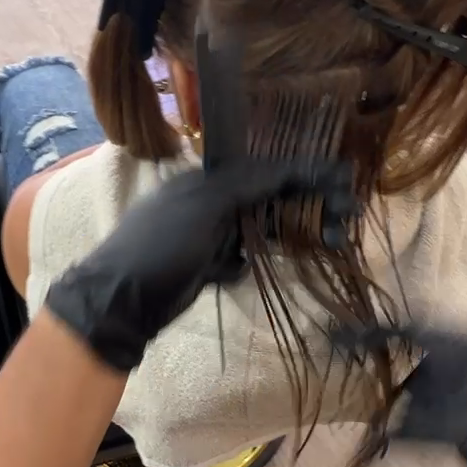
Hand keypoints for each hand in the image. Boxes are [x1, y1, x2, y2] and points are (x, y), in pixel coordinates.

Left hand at [45, 160, 348, 371]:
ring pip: (258, 228)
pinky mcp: (206, 265)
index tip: (342, 181)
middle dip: (305, 205)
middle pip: (267, 197)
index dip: (305, 174)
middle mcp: (210, 201)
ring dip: (288, 234)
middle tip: (343, 219)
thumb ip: (246, 184)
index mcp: (207, 178)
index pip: (266, 168)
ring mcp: (208, 234)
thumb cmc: (161, 245)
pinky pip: (241, 257)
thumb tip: (286, 166)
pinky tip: (258, 267)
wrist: (124, 300)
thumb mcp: (205, 206)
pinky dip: (252, 261)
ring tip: (327, 242)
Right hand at [363, 327, 466, 466]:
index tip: (334, 340)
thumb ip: (418, 430)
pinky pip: (440, 408)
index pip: (410, 330)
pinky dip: (422, 423)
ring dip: (405, 407)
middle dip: (384, 377)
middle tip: (354, 391)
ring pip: (426, 387)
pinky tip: (407, 441)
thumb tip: (375, 436)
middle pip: (413, 359)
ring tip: (382, 425)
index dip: (370, 335)